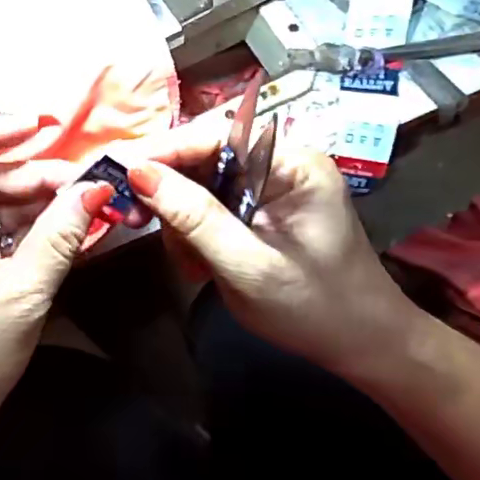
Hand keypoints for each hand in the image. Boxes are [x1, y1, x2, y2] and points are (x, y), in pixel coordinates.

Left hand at [0, 115, 114, 427]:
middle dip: (36, 178)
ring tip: (90, 202)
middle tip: (89, 184)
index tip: (38, 126)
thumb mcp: (23, 291)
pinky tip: (73, 223)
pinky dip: (36, 226)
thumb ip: (61, 236)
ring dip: (42, 202)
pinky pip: (4, 230)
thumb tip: (98, 188)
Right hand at [123, 121, 424, 378]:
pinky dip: (190, 227)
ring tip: (184, 259)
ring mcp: (266, 182)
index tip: (119, 170)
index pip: (215, 134)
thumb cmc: (315, 309)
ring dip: (177, 214)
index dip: (164, 149)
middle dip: (167, 185)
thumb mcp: (249, 267)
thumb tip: (138, 173)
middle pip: (202, 152)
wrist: (361, 345)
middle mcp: (278, 160)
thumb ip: (195, 218)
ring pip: (197, 177)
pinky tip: (194, 260)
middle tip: (134, 217)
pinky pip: (206, 200)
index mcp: (292, 162)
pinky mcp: (256, 204)